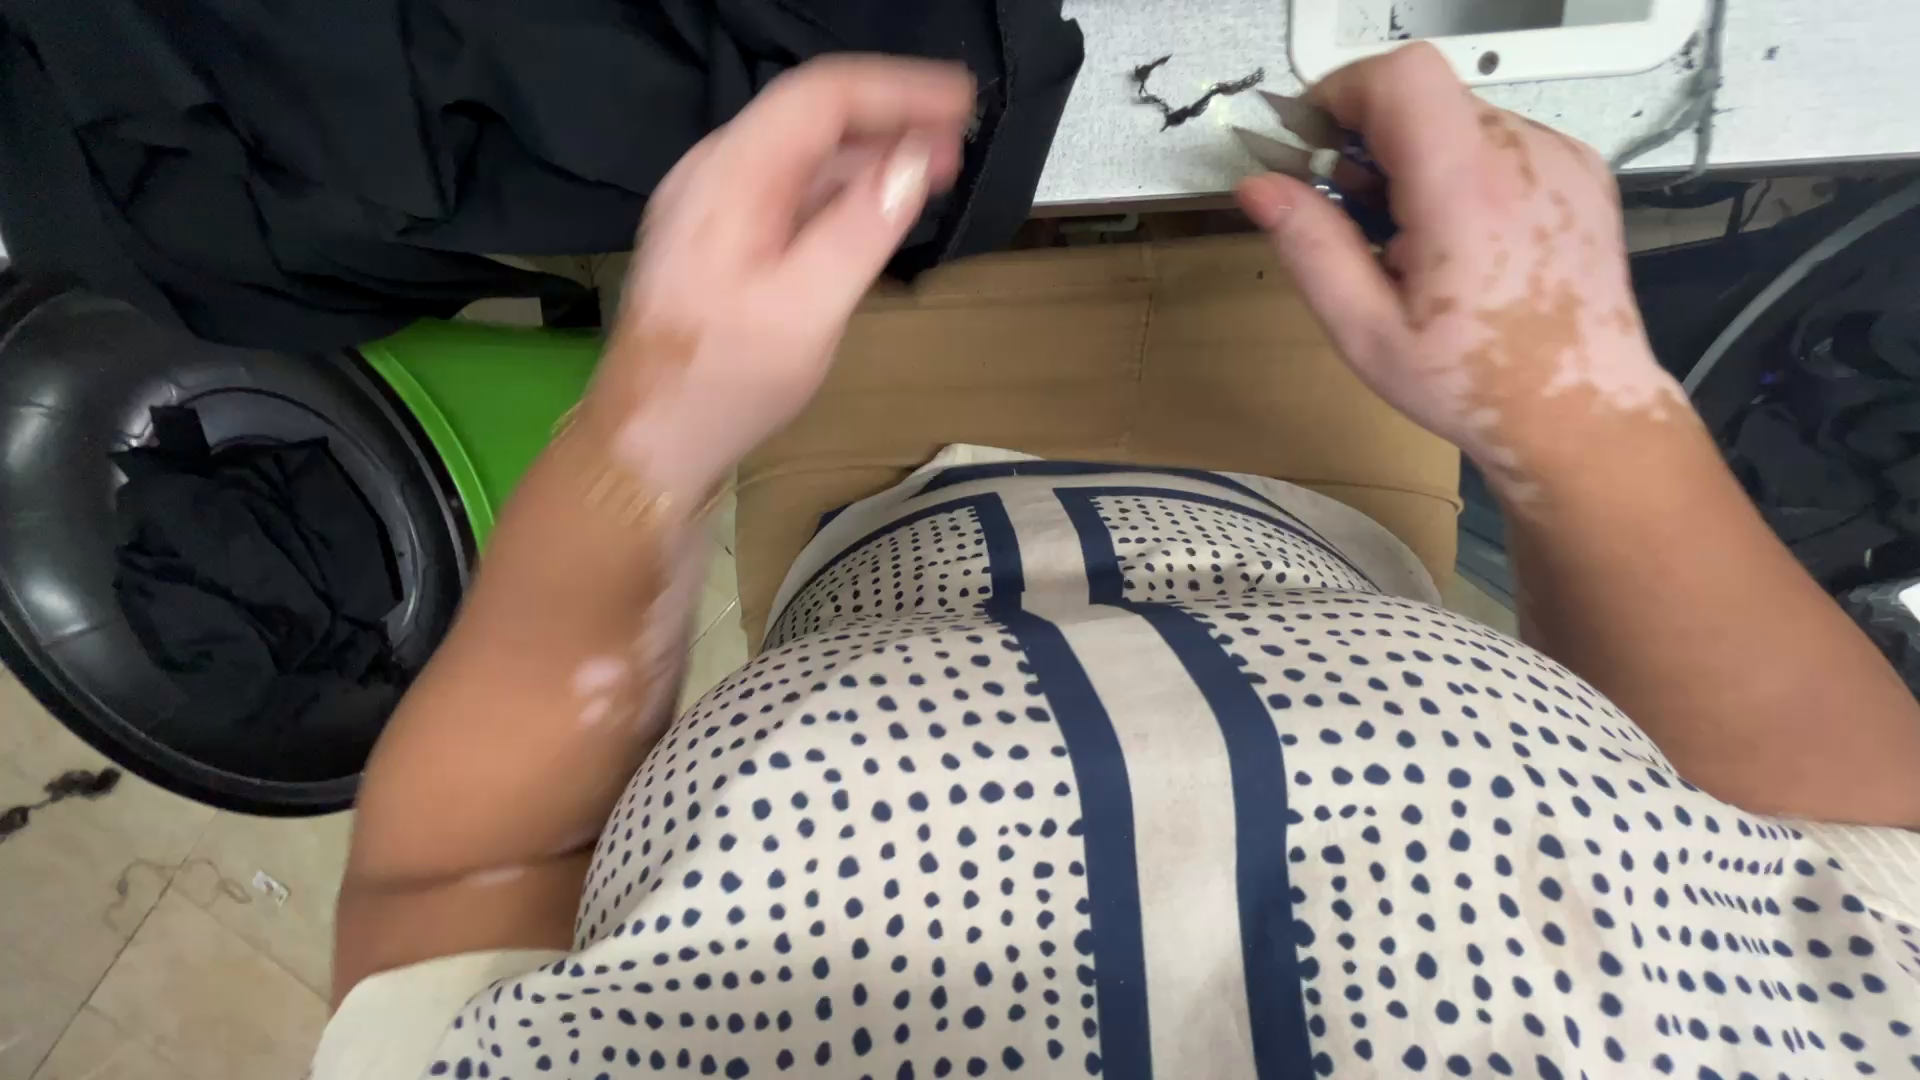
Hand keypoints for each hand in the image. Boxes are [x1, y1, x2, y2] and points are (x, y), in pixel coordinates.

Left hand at [589, 56, 974, 500]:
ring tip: (931, 174)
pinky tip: (874, 215)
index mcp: (733, 178)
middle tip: (958, 143)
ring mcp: (715, 211)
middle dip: (891, 123)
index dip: (898, 90)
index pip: (822, 98)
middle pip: (812, 122)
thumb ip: (860, 232)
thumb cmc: (728, 383)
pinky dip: (841, 196)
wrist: (655, 437)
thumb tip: (914, 165)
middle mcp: (717, 177)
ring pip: (803, 161)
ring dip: (870, 159)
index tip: (962, 102)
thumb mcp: (805, 310)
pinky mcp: (722, 245)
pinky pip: (790, 198)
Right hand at [1235, 44, 1686, 496]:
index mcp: (1466, 190)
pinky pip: (1494, 144)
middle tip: (1345, 220)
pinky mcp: (1576, 171)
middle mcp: (1525, 154)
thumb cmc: (1464, 381)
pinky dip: (1449, 174)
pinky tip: (1447, 243)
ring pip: (1455, 120)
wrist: (1576, 410)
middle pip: (1423, 98)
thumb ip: (1309, 246)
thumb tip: (1258, 185)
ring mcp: (1560, 157)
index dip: (1339, 94)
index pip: (1401, 77)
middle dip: (1365, 144)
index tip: (1306, 146)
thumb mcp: (1362, 329)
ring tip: (1401, 245)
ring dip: (1407, 164)